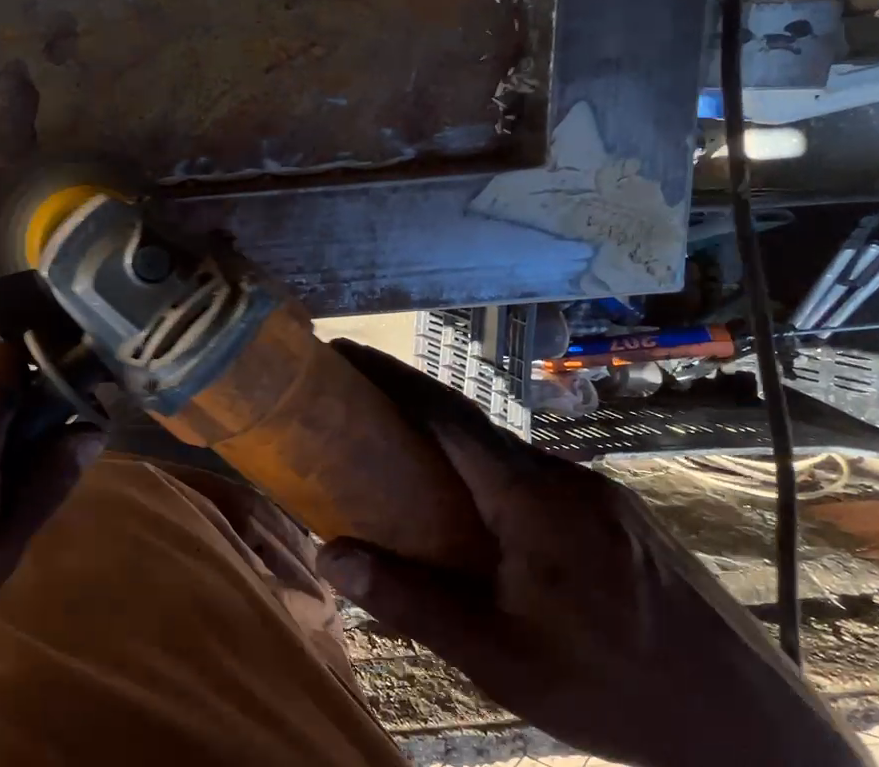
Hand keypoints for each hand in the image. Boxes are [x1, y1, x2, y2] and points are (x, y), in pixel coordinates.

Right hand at [319, 341, 861, 766]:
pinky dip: (488, 476)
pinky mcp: (627, 522)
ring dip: (450, 447)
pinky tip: (477, 514)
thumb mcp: (497, 657)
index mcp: (533, 500)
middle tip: (350, 408)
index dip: (390, 379)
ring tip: (401, 463)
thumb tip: (327, 553)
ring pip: (508, 456)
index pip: (447, 416)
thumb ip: (410, 602)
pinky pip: (538, 480)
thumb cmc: (611, 688)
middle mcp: (570, 481)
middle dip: (409, 408)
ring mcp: (605, 499)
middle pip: (474, 428)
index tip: (341, 352)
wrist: (753, 735)